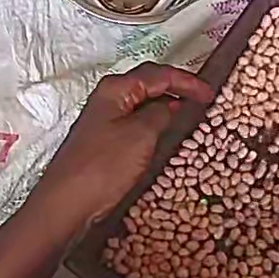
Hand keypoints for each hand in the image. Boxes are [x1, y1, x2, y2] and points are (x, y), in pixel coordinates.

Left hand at [28, 64, 213, 236]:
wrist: (67, 203)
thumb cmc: (102, 167)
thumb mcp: (141, 134)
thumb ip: (161, 113)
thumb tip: (172, 105)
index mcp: (116, 89)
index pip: (159, 74)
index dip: (187, 81)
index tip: (210, 93)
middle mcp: (109, 100)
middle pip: (149, 86)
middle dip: (178, 90)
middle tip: (204, 102)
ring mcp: (105, 122)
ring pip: (143, 107)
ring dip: (167, 109)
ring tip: (191, 119)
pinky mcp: (105, 143)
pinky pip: (137, 127)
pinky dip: (156, 128)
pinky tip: (167, 139)